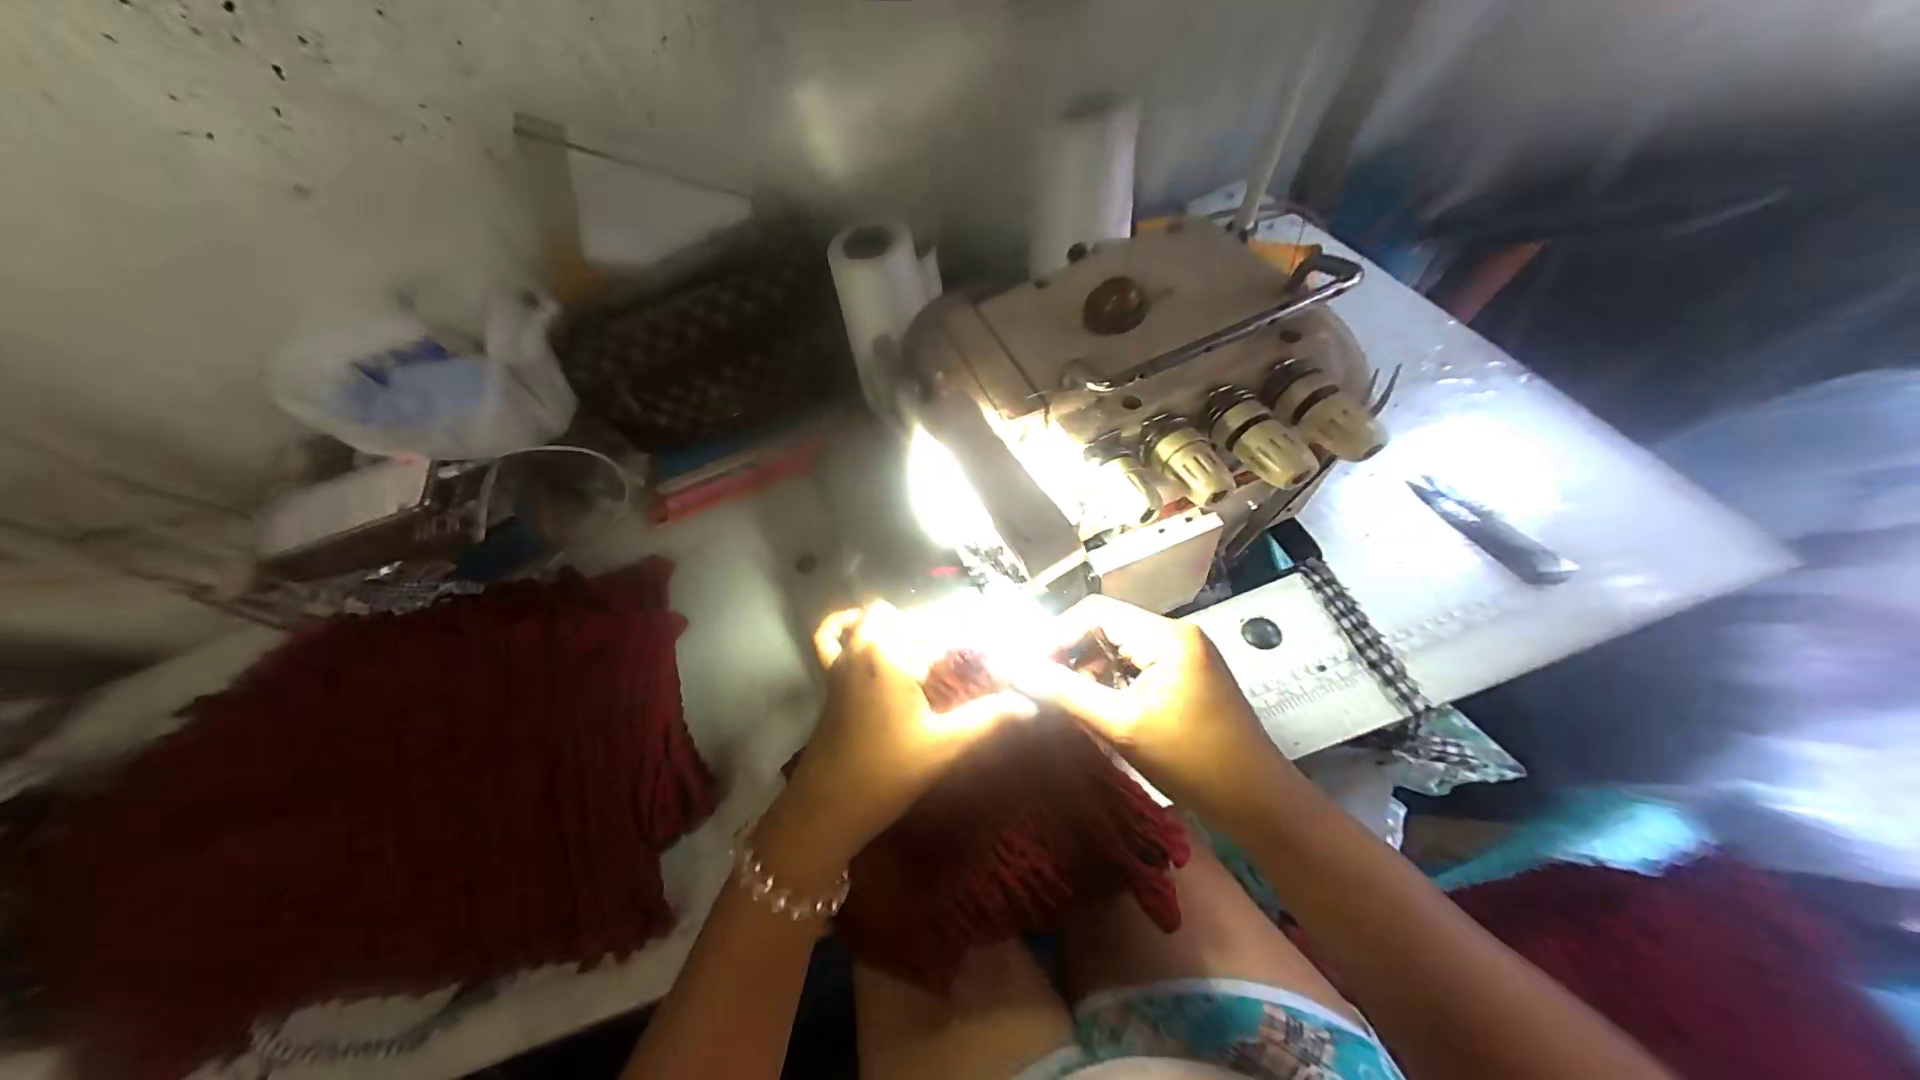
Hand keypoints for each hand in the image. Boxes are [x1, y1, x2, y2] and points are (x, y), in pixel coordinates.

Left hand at [762, 602, 1033, 876]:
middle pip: (911, 619)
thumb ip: (989, 719)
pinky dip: (850, 625)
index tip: (1002, 654)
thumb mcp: (943, 747)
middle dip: (942, 632)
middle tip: (970, 663)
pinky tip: (871, 633)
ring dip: (906, 627)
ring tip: (933, 655)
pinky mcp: (829, 676)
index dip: (976, 640)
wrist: (825, 809)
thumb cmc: (886, 775)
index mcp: (892, 656)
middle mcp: (864, 646)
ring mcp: (842, 659)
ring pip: (877, 619)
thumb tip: (1030, 705)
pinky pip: (831, 635)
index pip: (942, 631)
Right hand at [1016, 594, 1296, 820]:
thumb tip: (1017, 670)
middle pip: (1106, 628)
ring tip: (1066, 705)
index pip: (1095, 612)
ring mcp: (1183, 656)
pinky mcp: (1185, 678)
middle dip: (1070, 655)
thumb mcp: (1121, 725)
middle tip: (1042, 688)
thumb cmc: (1193, 762)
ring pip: (1118, 650)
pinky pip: (1135, 668)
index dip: (1056, 636)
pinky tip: (1097, 711)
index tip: (1030, 668)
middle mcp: (1176, 635)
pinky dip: (1110, 685)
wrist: (1259, 802)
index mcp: (1167, 636)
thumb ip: (1065, 693)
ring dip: (1089, 672)